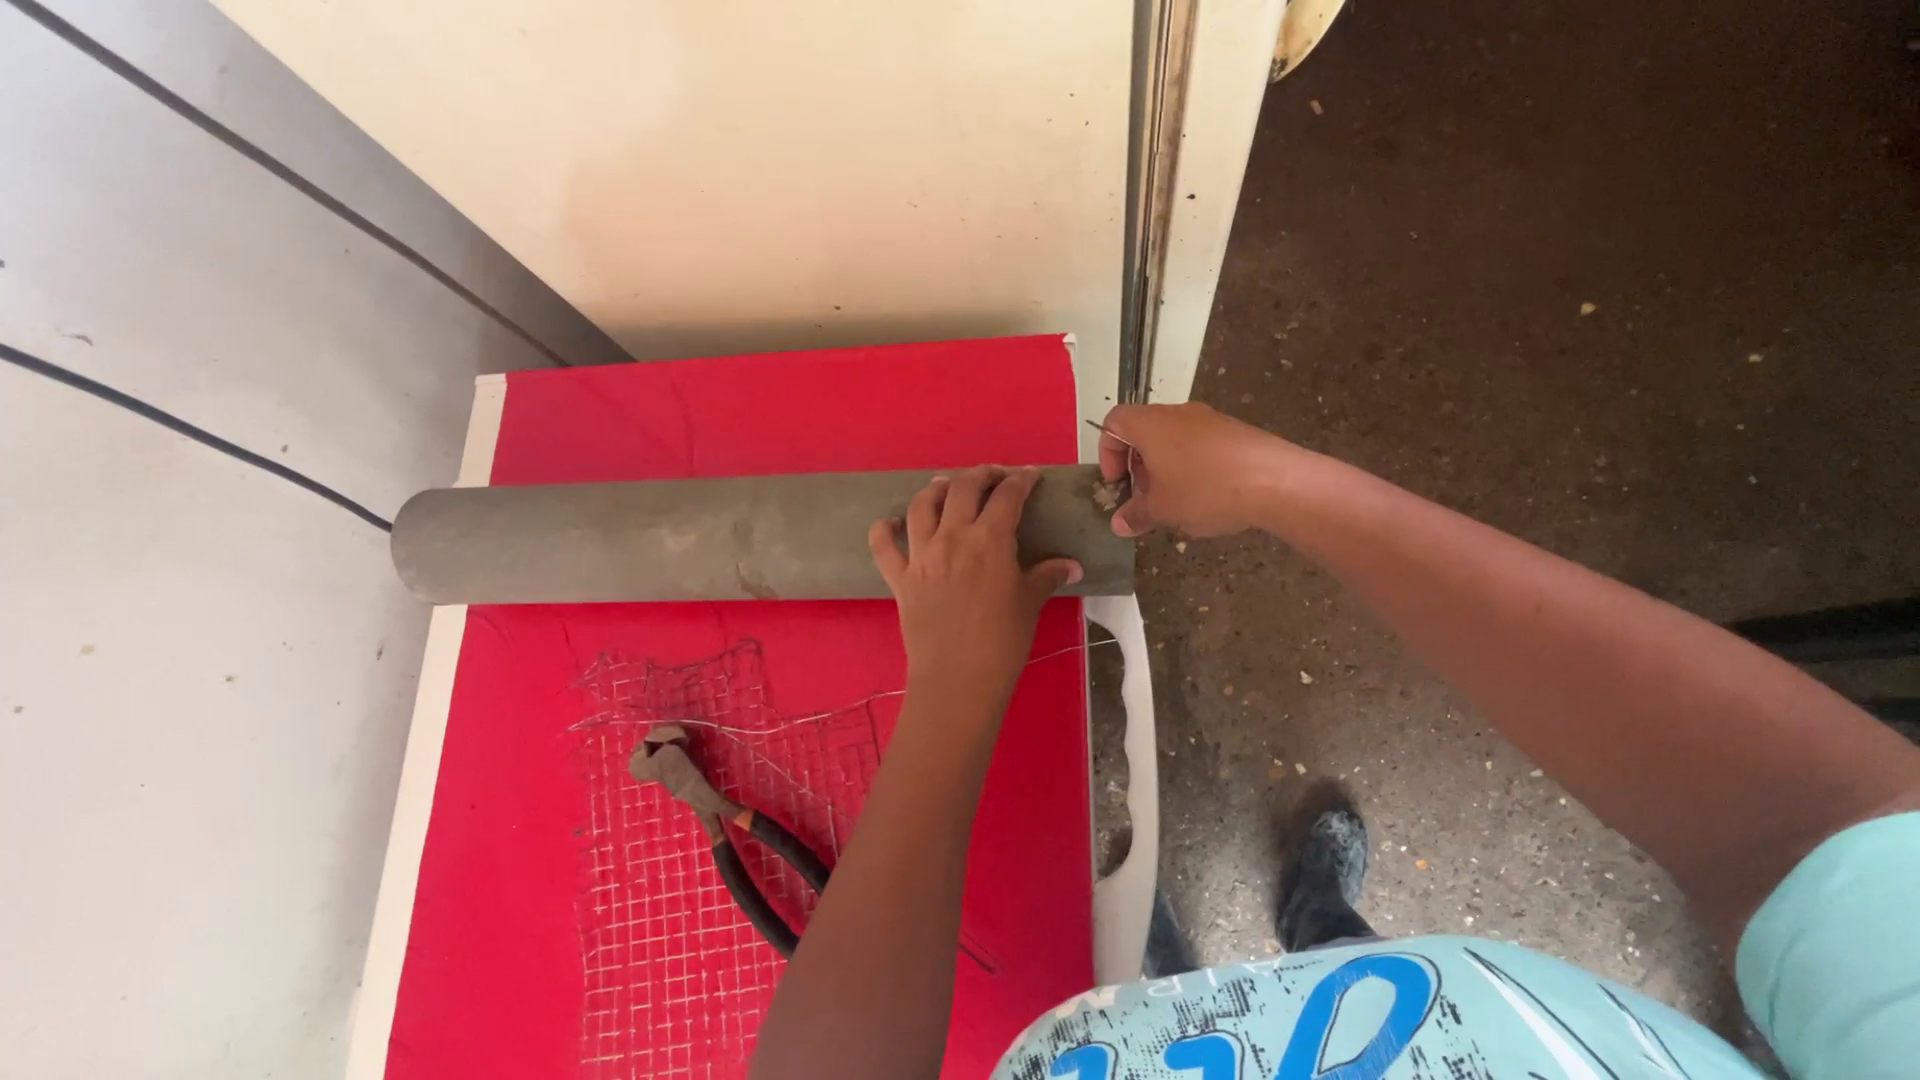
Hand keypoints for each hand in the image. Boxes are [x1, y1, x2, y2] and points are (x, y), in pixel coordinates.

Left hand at [868, 466, 1082, 705]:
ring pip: (922, 506)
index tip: (1030, 476)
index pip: (1007, 496)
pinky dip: (884, 529)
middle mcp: (952, 537)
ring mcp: (921, 556)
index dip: (1021, 481)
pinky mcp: (899, 578)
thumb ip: (1047, 576)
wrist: (958, 679)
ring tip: (946, 488)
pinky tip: (890, 524)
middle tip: (993, 477)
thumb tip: (1072, 566)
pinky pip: (883, 545)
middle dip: (981, 475)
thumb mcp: (1030, 604)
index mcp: (989, 539)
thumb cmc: (1002, 642)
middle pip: (963, 489)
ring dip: (936, 490)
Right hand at [1097, 403, 1288, 536]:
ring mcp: (1210, 420)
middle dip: (1138, 465)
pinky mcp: (1236, 432)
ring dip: (1166, 468)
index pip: (1114, 422)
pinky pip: (1202, 445)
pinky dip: (1193, 466)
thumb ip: (1136, 514)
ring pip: (1174, 439)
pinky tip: (1208, 496)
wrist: (1276, 481)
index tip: (1116, 483)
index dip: (1107, 452)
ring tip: (1177, 501)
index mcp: (1151, 424)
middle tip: (1145, 497)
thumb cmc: (1205, 490)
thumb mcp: (1163, 509)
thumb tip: (1119, 524)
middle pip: (1144, 431)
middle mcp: (1178, 414)